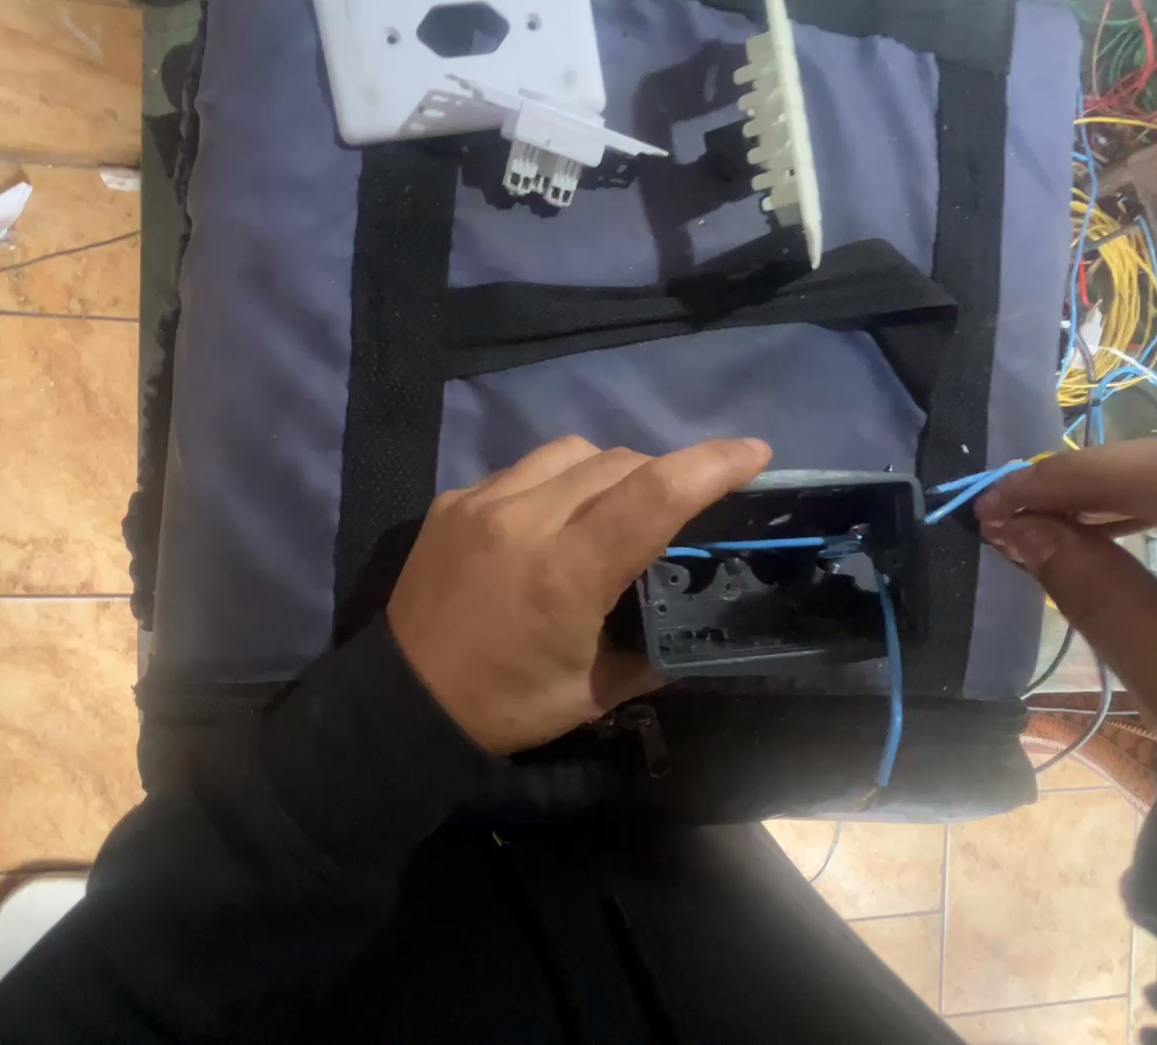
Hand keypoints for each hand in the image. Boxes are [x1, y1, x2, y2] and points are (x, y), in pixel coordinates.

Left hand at [387, 435, 772, 754]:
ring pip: (570, 451)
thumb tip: (687, 624)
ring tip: (611, 506)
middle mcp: (525, 519)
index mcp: (567, 572)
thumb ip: (651, 652)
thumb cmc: (504, 704)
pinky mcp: (453, 500)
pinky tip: (549, 518)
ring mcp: (482, 501)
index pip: (653, 495)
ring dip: (608, 469)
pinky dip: (554, 481)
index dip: (711, 465)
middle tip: (676, 506)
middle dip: (662, 473)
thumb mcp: (592, 694)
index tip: (754, 453)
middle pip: (618, 462)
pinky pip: (522, 468)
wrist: (402, 700)